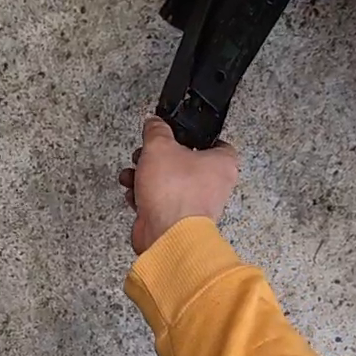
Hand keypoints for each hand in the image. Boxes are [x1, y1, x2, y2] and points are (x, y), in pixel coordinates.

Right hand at [120, 116, 237, 254]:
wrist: (164, 233)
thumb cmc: (174, 193)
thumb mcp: (159, 147)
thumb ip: (156, 130)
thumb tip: (153, 122)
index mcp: (222, 164)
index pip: (217, 142)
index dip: (197, 135)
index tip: (181, 131)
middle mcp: (213, 186)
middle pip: (186, 162)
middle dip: (160, 157)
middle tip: (147, 152)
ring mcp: (195, 205)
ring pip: (169, 182)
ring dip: (146, 176)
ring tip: (133, 173)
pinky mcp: (176, 220)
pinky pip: (160, 202)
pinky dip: (144, 196)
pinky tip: (133, 193)